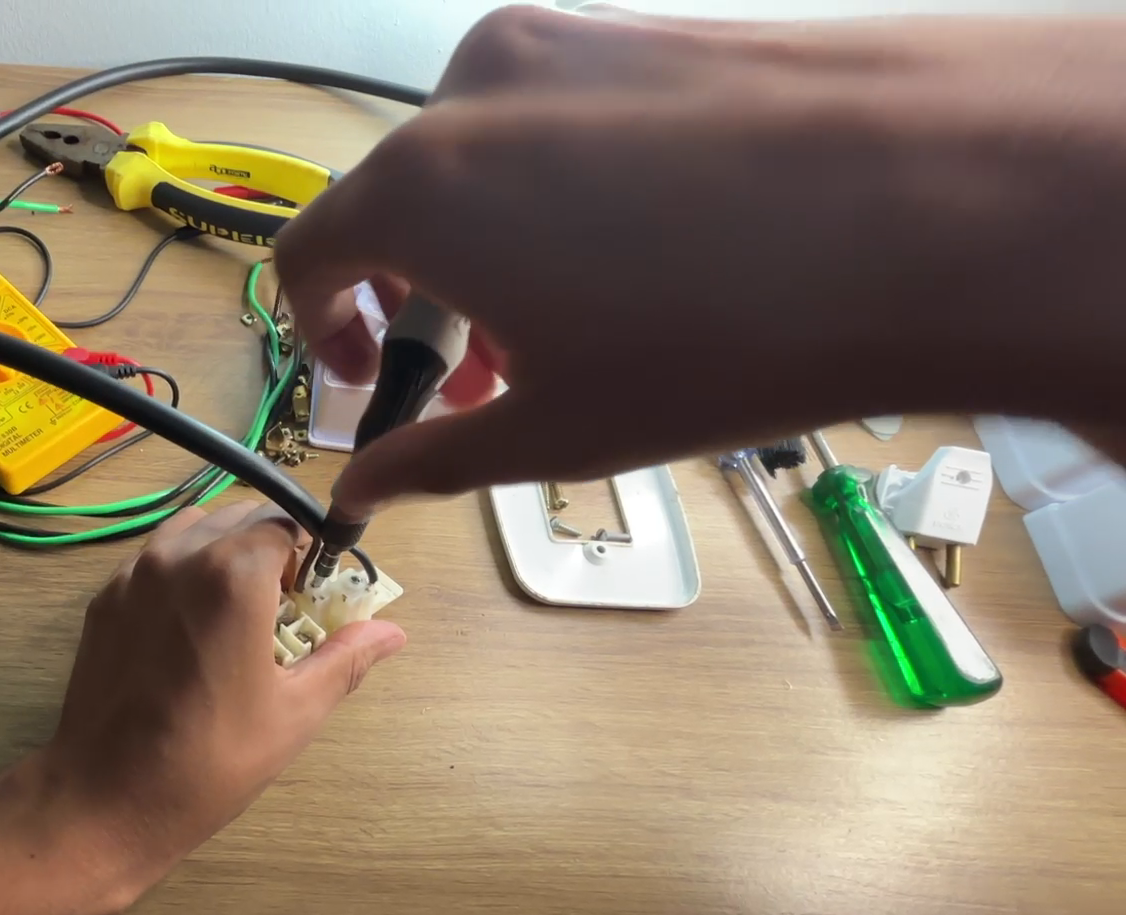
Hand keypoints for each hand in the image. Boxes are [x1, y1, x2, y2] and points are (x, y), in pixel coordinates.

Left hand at [25, 502, 404, 899]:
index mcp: (232, 574)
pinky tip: (185, 626)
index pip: (284, 522)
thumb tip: (394, 631)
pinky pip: (153, 557)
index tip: (309, 597)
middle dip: (267, 545)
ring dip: (222, 548)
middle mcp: (178, 555)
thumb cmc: (211, 759)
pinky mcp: (104, 597)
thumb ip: (346, 658)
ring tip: (232, 609)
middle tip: (276, 607)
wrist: (107, 797)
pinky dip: (181, 568)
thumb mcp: (294, 712)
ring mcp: (133, 573)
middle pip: (238, 515)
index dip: (306, 553)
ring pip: (191, 528)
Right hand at [275, 5, 1125, 516]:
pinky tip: (615, 258)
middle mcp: (468, 94)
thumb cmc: (717, 342)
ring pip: (462, 170)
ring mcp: (560, 42)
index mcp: (418, 188)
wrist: (984, 202)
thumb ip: (422, 458)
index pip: (305, 253)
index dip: (316, 328)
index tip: (369, 376)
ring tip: (546, 330)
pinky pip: (537, 126)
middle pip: (386, 213)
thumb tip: (353, 492)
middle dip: (406, 305)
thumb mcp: (545, 431)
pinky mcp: (640, 25)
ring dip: (469, 259)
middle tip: (470, 377)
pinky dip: (534, 202)